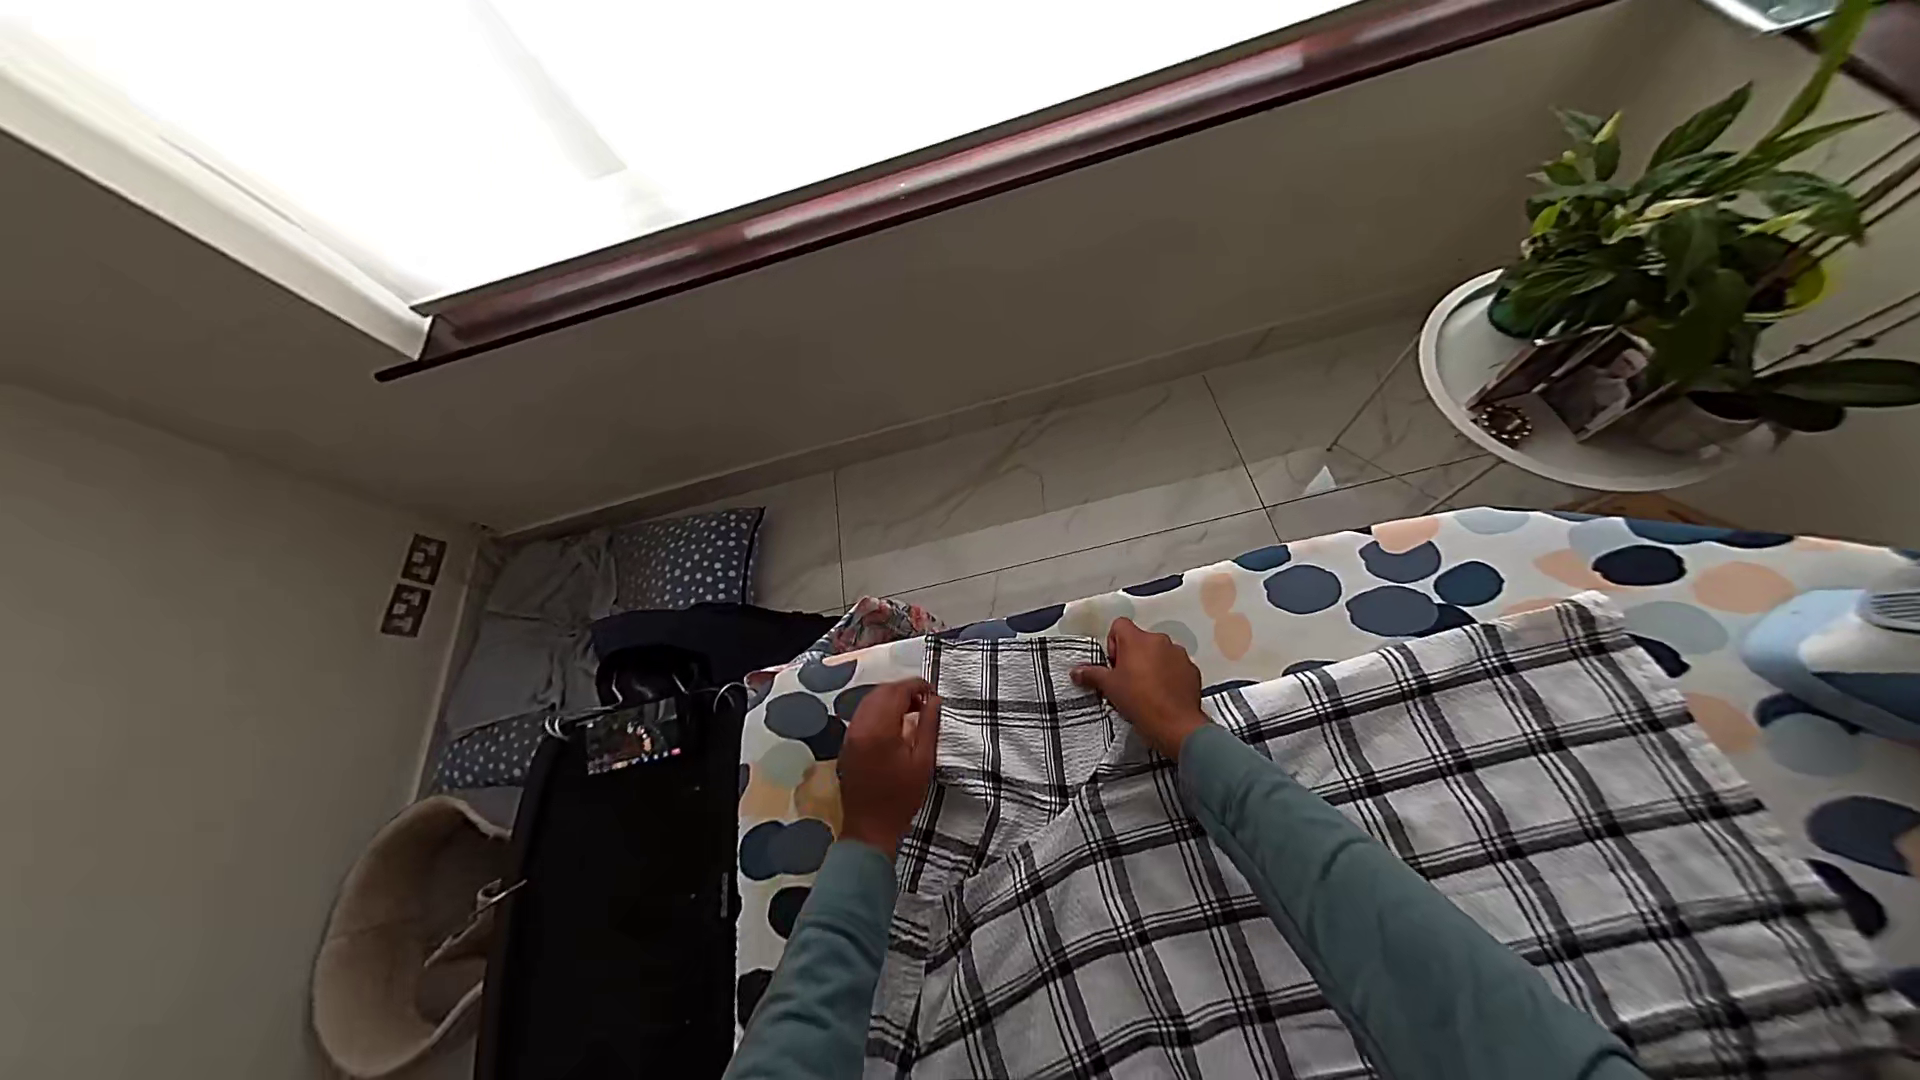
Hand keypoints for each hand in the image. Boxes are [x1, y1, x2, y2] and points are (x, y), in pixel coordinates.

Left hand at [837, 678, 942, 858]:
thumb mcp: (923, 761)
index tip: (932, 693)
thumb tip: (934, 700)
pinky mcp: (847, 744)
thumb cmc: (902, 797)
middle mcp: (860, 726)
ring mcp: (850, 734)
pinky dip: (879, 710)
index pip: (896, 691)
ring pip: (869, 701)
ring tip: (912, 710)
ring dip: (890, 698)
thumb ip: (929, 725)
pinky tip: (894, 723)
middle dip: (903, 690)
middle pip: (881, 692)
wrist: (870, 828)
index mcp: (879, 729)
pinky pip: (862, 714)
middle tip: (924, 701)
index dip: (916, 686)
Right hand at [1071, 618, 1208, 759]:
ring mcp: (1178, 654)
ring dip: (1151, 664)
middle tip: (1127, 680)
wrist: (1175, 724)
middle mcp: (1159, 640)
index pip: (1119, 625)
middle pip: (1139, 640)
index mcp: (1137, 640)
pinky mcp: (1192, 669)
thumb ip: (1091, 674)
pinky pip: (1175, 665)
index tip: (1114, 665)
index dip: (1113, 643)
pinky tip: (1163, 694)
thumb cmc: (1138, 701)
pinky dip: (1168, 674)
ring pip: (1158, 652)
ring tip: (1146, 689)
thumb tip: (1075, 672)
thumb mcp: (1109, 687)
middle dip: (1132, 656)